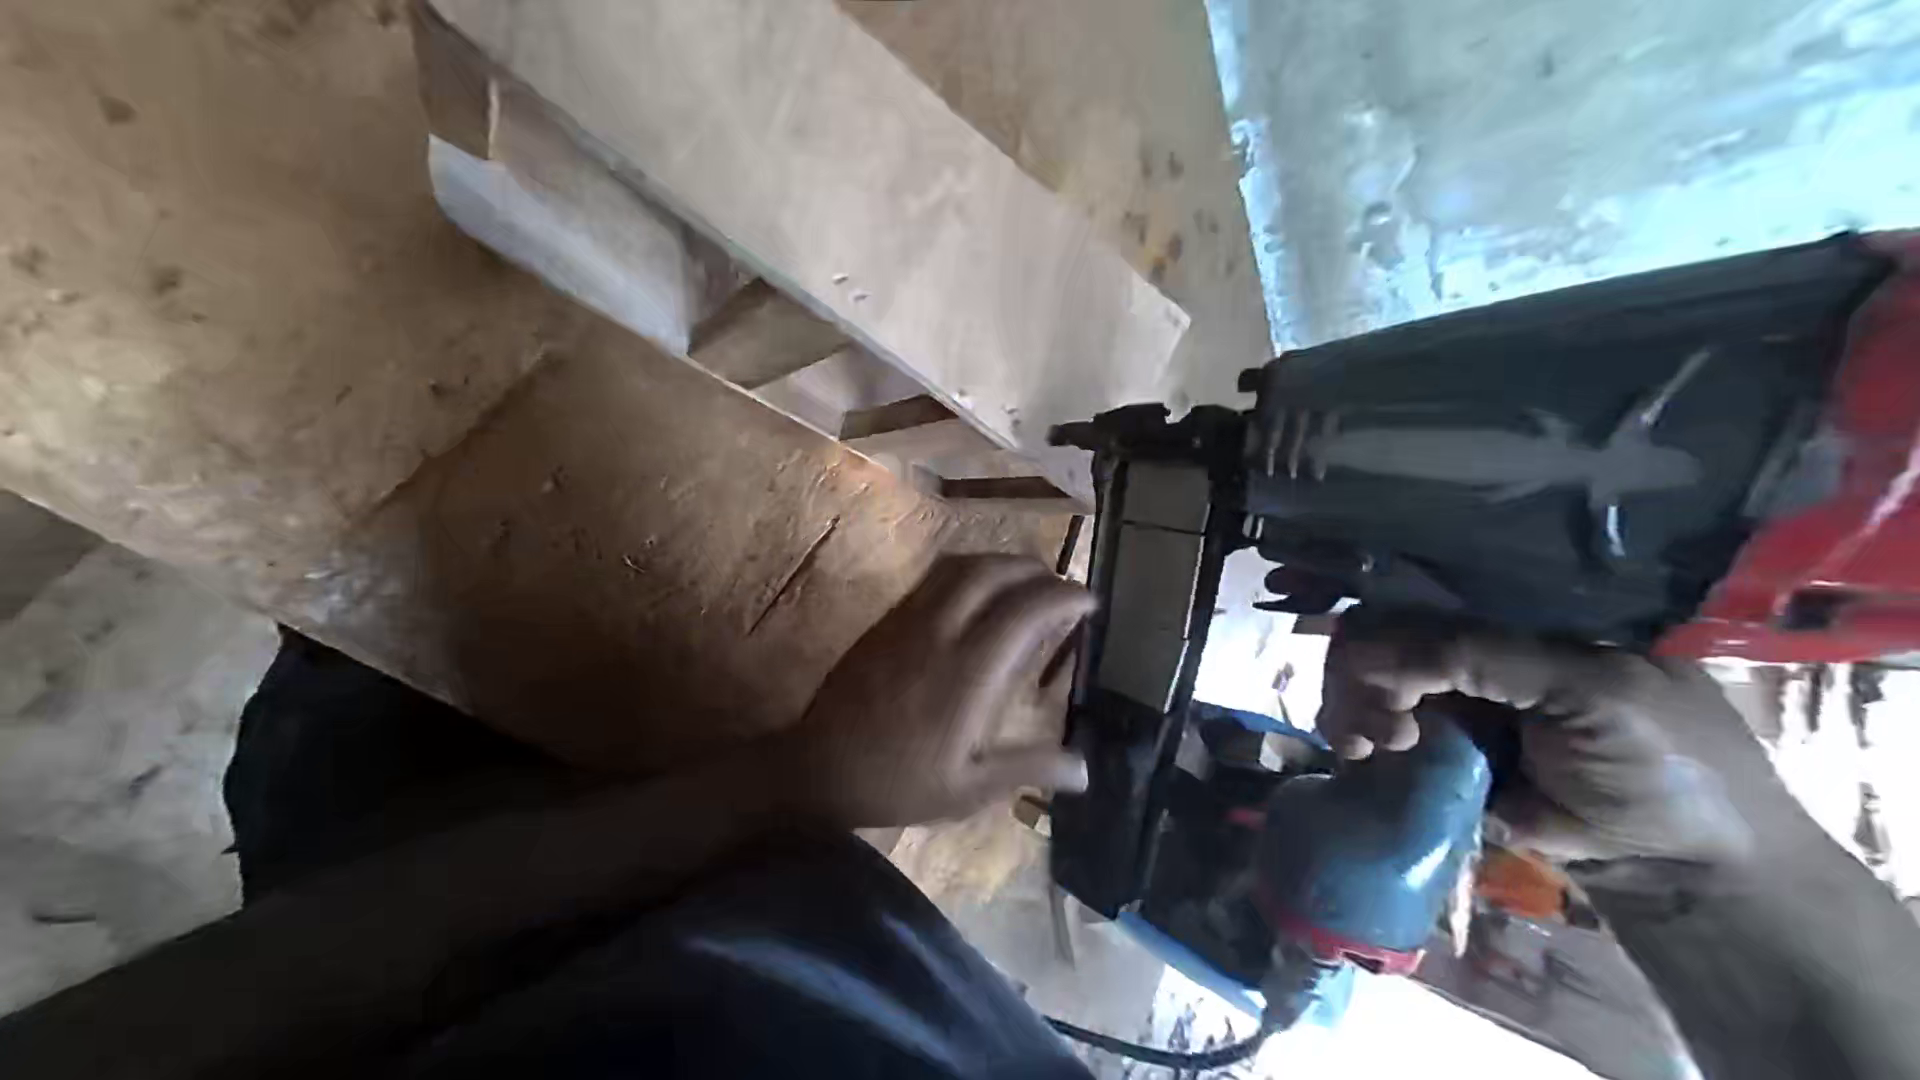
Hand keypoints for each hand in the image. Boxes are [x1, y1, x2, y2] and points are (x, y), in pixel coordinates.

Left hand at [771, 555, 1094, 829]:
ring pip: (961, 567)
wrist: (819, 768)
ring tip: (1025, 581)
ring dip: (1001, 562)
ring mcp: (909, 620)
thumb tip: (1085, 770)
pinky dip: (967, 570)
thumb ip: (1029, 768)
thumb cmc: (899, 783)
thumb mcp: (968, 789)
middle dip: (1036, 570)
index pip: (1025, 611)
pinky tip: (977, 591)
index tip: (1089, 600)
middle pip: (993, 573)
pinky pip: (933, 577)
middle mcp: (940, 633)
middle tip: (1061, 587)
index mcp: (968, 674)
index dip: (1063, 596)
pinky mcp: (887, 619)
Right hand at [1317, 617, 1793, 864]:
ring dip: (1349, 710)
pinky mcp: (1426, 741)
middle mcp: (1466, 650)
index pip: (1417, 601)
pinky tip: (1357, 755)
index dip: (1382, 639)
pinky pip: (1365, 721)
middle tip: (1377, 734)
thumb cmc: (1663, 766)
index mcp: (1510, 621)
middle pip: (1374, 639)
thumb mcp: (1587, 688)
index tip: (1385, 692)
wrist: (1682, 869)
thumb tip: (1366, 654)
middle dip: (1357, 681)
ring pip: (1358, 679)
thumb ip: (1482, 655)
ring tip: (1364, 751)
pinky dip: (1349, 731)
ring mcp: (1441, 696)